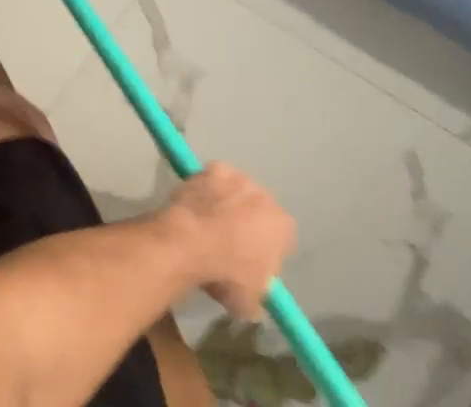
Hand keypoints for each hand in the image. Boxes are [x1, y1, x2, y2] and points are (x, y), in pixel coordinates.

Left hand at [161, 163, 295, 320]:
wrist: (188, 242)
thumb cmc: (225, 273)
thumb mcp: (249, 302)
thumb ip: (257, 297)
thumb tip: (251, 301)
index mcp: (283, 227)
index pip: (282, 238)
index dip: (267, 250)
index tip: (250, 263)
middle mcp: (266, 197)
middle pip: (260, 210)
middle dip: (248, 223)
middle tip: (227, 242)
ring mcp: (238, 178)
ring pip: (238, 191)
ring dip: (228, 202)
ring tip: (208, 222)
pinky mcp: (213, 168)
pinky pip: (214, 179)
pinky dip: (208, 188)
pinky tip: (196, 203)